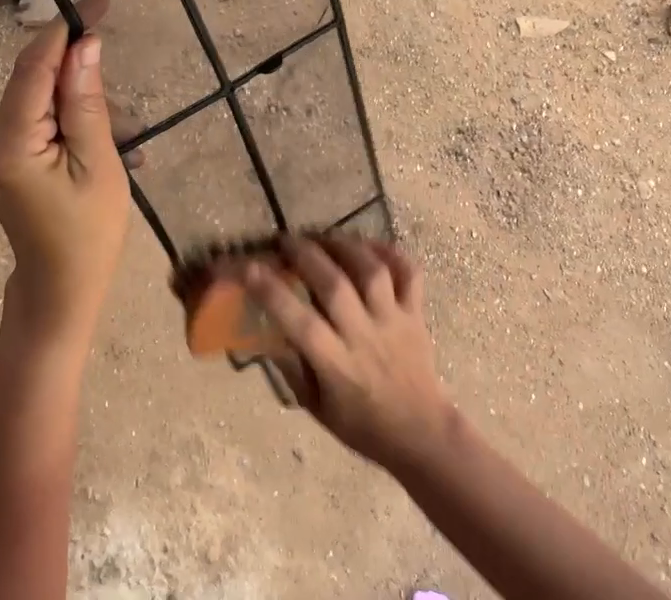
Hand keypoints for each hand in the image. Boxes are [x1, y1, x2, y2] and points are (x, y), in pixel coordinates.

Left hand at [0, 0, 128, 333]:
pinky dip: (74, 124)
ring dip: (86, 109)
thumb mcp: (100, 164)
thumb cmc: (88, 234)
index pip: (34, 65)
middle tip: (128, 115)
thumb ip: (88, 101)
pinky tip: (105, 149)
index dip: (66, 28)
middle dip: (85, 82)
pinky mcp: (0, 153)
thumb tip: (86, 44)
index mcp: (8, 140)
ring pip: (43, 99)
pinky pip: (39, 118)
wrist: (59, 288)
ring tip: (125, 145)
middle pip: (38, 80)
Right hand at [245, 235, 457, 472]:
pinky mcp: (416, 314)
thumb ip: (292, 367)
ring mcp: (394, 321)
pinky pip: (409, 274)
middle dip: (306, 255)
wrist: (422, 434)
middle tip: (285, 240)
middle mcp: (365, 337)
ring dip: (345, 247)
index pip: (299, 322)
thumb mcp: (316, 406)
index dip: (272, 292)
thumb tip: (265, 331)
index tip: (249, 267)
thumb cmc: (362, 425)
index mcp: (337, 365)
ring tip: (324, 236)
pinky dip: (391, 252)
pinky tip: (369, 245)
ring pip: (372, 272)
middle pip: (335, 286)